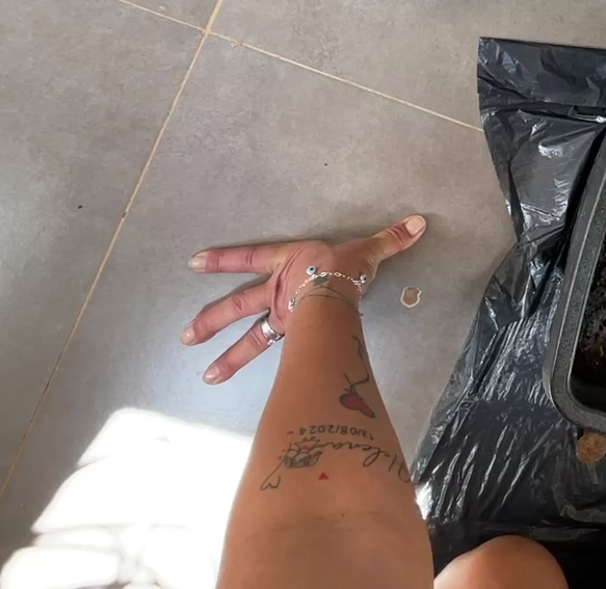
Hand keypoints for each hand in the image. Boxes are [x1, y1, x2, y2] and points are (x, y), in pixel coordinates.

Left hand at [181, 214, 427, 383]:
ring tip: (205, 377)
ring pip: (250, 337)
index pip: (250, 258)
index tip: (193, 262)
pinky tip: (249, 383)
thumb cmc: (344, 266)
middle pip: (239, 305)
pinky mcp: (292, 338)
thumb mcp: (367, 248)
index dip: (223, 260)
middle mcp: (279, 291)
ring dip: (229, 357)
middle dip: (212, 320)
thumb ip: (391, 239)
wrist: (337, 291)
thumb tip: (419, 222)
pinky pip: (274, 353)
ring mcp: (283, 317)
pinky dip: (262, 367)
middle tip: (186, 337)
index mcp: (289, 262)